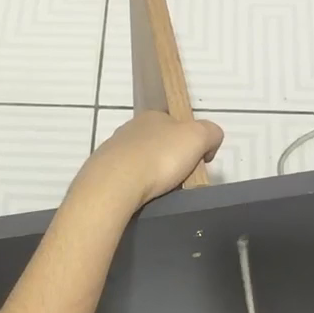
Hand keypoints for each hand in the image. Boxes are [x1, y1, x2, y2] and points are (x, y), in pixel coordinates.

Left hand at [71, 112, 222, 209]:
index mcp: (153, 116)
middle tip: (179, 179)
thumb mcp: (198, 137)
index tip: (196, 162)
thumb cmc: (160, 156)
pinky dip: (136, 185)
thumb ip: (211, 133)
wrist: (116, 183)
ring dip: (152, 173)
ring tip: (160, 191)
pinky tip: (140, 196)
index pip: (176, 124)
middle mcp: (130, 128)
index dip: (190, 142)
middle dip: (170, 159)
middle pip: (158, 143)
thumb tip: (209, 144)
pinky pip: (126, 177)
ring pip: (140, 160)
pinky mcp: (102, 171)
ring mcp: (113, 150)